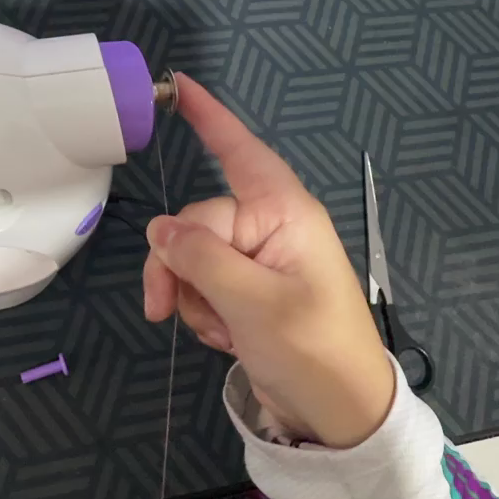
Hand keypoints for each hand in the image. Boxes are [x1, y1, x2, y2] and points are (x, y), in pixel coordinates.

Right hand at [142, 76, 394, 448]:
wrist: (339, 413)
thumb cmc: (313, 351)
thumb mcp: (255, 303)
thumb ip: (201, 259)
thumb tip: (160, 230)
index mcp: (283, 213)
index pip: (239, 152)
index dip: (209, 118)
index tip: (178, 85)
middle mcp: (267, 227)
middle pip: (194, 223)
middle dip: (175, 266)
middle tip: (163, 308)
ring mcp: (255, 261)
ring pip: (190, 256)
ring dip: (190, 295)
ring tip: (221, 329)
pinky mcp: (244, 290)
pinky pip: (200, 284)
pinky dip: (201, 310)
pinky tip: (226, 335)